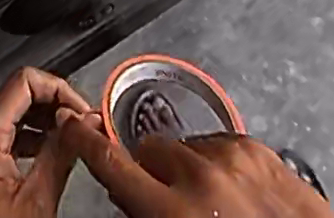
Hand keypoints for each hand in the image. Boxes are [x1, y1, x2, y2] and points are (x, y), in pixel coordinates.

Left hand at [0, 68, 94, 217]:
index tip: (85, 110)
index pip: (25, 80)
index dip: (59, 89)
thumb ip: (60, 153)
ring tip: (76, 138)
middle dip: (56, 103)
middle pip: (20, 92)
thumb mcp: (37, 199)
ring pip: (15, 110)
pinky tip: (54, 152)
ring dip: (47, 119)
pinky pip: (8, 131)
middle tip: (86, 124)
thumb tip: (82, 123)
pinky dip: (33, 135)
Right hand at [55, 116, 333, 217]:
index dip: (85, 141)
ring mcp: (232, 158)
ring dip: (189, 168)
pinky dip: (220, 164)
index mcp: (174, 213)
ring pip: (184, 145)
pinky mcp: (260, 150)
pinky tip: (238, 194)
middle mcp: (199, 177)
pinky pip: (219, 144)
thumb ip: (146, 216)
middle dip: (153, 170)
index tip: (73, 125)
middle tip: (169, 200)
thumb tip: (125, 197)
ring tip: (214, 203)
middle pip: (148, 149)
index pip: (110, 161)